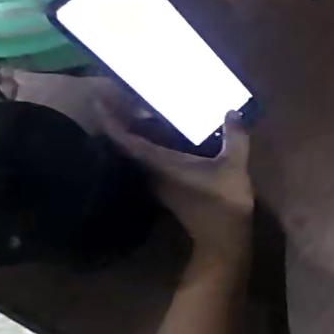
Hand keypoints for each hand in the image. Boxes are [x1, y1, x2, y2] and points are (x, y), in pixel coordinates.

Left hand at [79, 81, 254, 258]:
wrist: (222, 239)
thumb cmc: (223, 201)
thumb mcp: (234, 165)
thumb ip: (234, 137)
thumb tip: (232, 111)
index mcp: (162, 163)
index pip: (125, 140)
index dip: (110, 119)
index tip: (98, 98)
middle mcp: (153, 172)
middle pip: (127, 144)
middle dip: (121, 120)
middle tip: (122, 95)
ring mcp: (159, 182)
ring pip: (139, 153)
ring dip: (136, 133)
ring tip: (142, 110)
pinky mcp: (168, 188)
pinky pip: (152, 160)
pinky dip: (150, 145)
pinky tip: (165, 135)